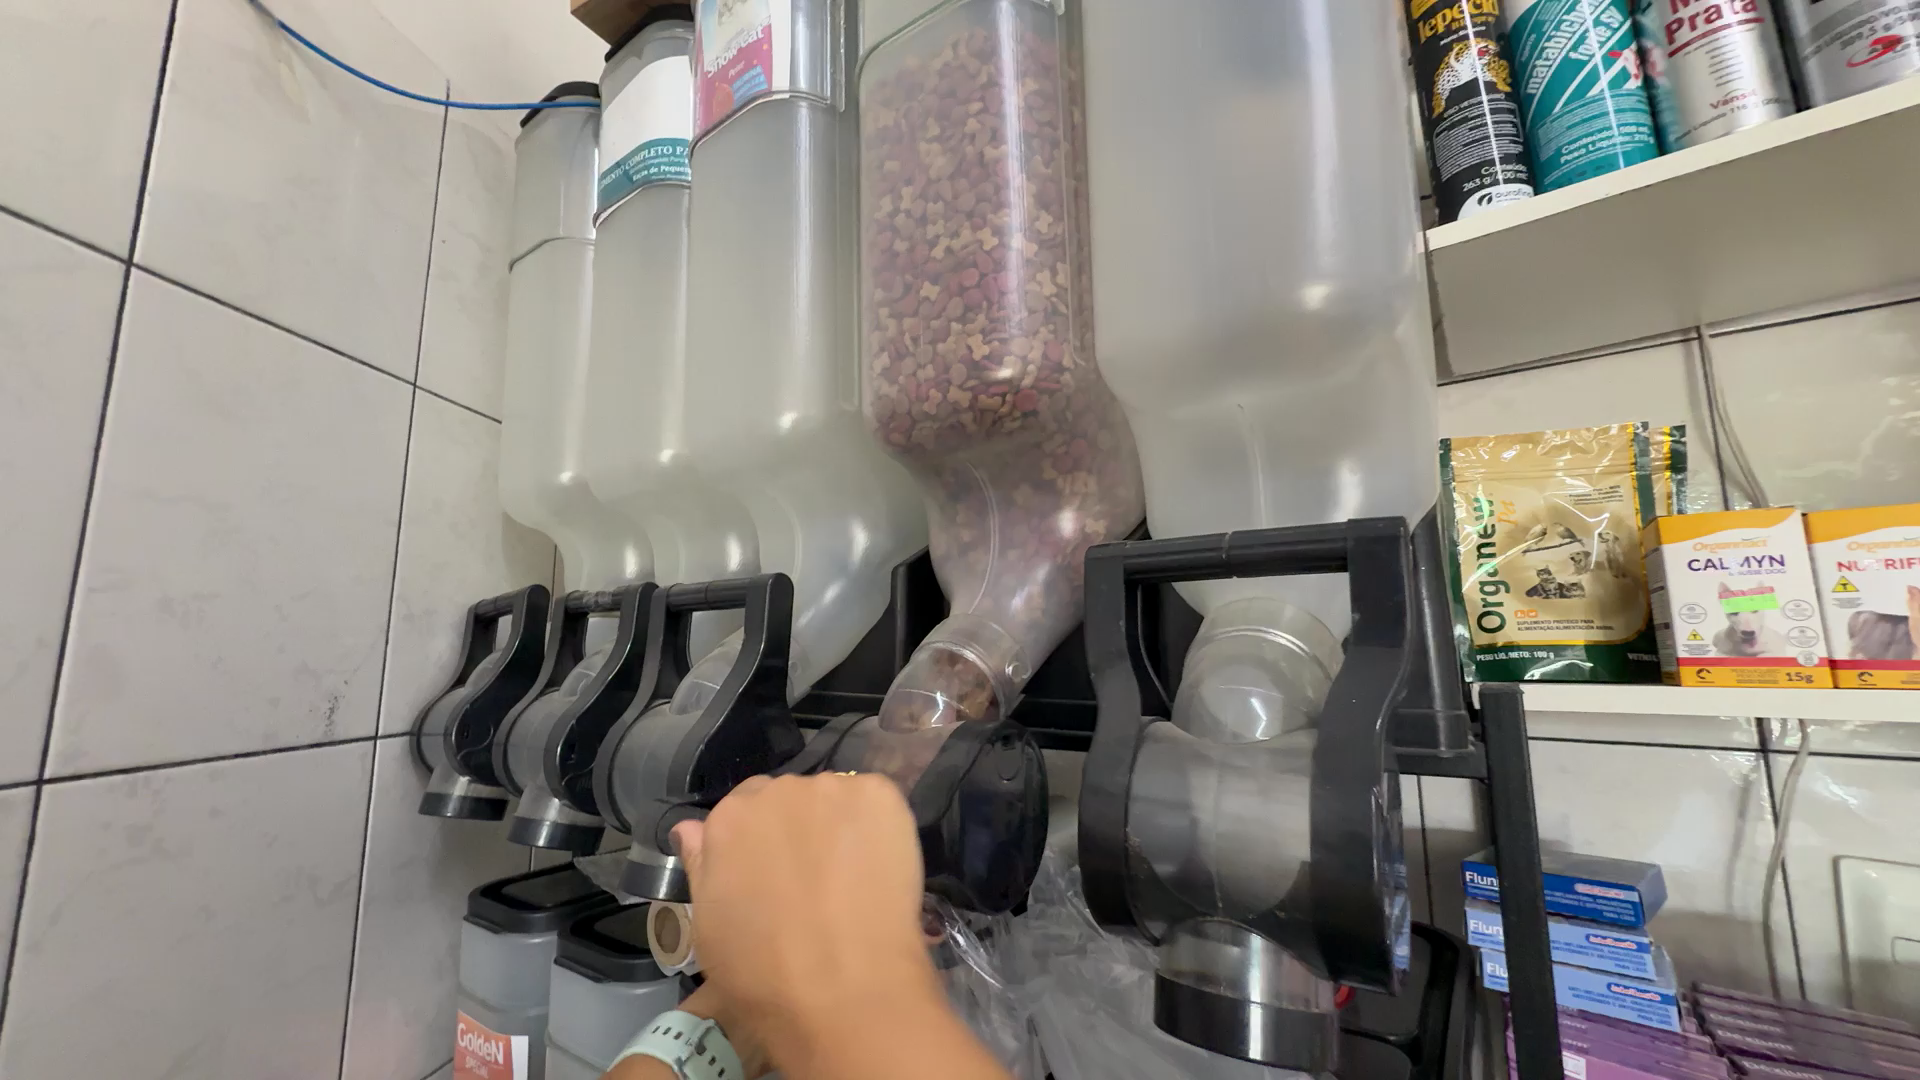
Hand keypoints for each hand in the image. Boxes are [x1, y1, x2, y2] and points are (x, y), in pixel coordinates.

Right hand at [671, 774, 942, 1067]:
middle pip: (790, 799)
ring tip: (850, 877)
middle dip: (799, 828)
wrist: (844, 989)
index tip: (775, 872)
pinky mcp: (879, 795)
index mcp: (730, 818)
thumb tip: (691, 827)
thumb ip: (702, 866)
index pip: (744, 808)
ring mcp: (832, 789)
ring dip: (838, 825)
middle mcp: (778, 791)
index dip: (762, 841)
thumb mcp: (709, 929)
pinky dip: (878, 825)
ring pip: (834, 799)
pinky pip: (876, 800)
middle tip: (814, 879)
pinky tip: (878, 865)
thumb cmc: (764, 973)